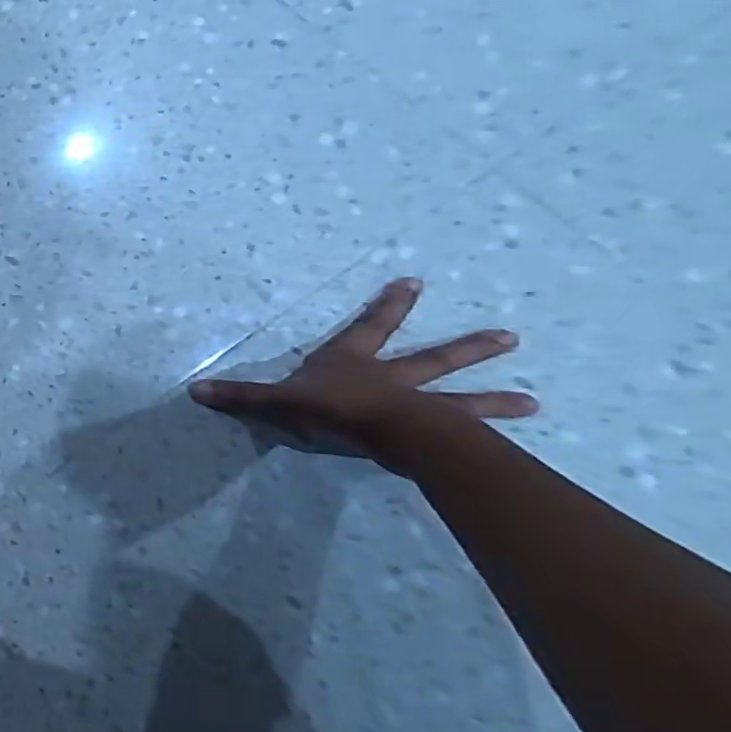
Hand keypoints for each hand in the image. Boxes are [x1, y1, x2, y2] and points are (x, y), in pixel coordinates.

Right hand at [188, 277, 539, 473]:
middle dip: (467, 348)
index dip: (389, 304)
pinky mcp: (432, 437)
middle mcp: (392, 378)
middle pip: (433, 358)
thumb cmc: (329, 409)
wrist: (379, 436)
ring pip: (460, 399)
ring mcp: (418, 407)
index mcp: (352, 361)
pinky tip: (507, 449)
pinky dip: (484, 438)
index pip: (371, 325)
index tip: (415, 282)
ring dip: (493, 400)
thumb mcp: (275, 401)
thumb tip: (195, 390)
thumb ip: (240, 397)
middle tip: (511, 338)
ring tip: (535, 402)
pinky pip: (461, 435)